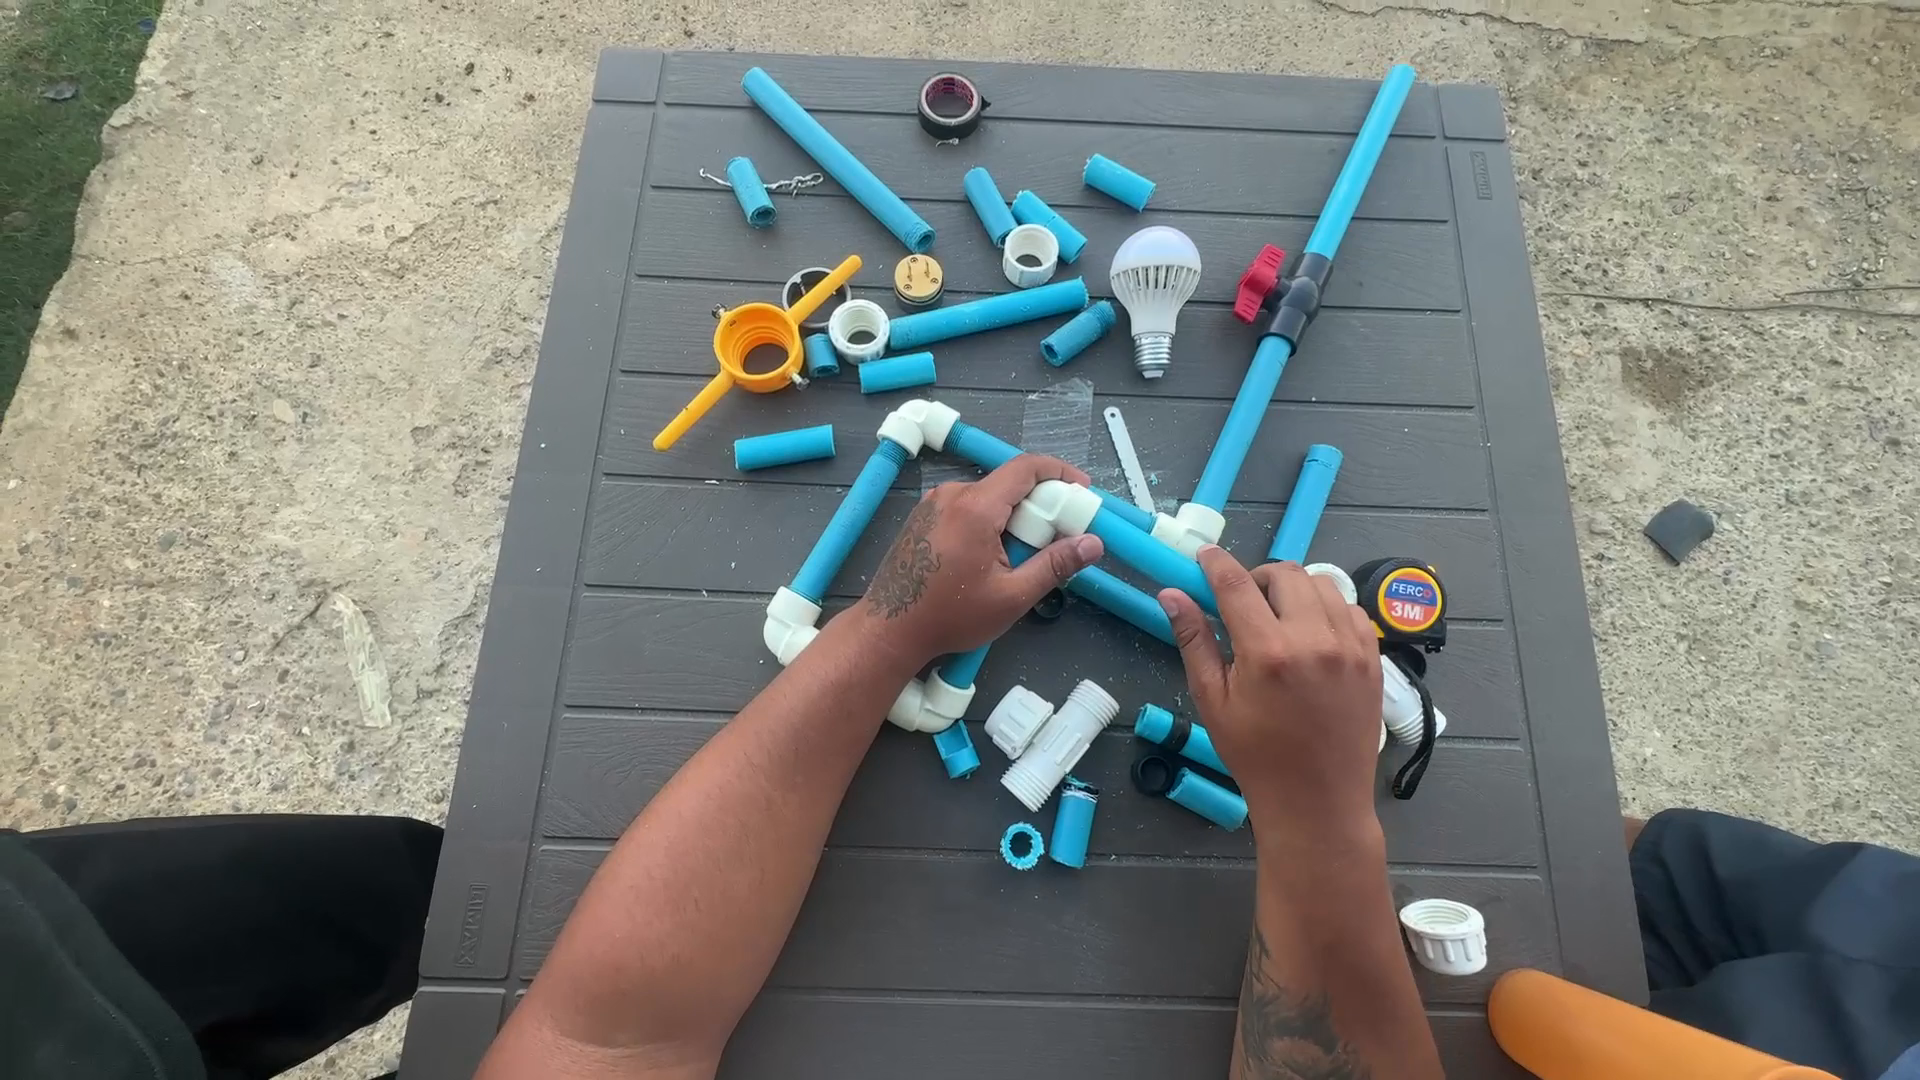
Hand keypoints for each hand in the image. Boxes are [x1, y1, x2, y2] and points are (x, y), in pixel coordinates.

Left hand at [854, 455, 1104, 664]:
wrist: (889, 629)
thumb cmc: (950, 616)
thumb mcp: (1011, 596)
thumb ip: (1054, 565)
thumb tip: (1093, 544)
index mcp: (975, 506)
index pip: (1026, 468)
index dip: (1060, 473)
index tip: (1082, 491)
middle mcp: (952, 495)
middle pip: (1008, 483)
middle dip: (1040, 503)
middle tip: (1059, 534)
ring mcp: (933, 503)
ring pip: (987, 496)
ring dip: (1013, 515)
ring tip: (1026, 551)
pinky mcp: (922, 517)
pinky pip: (966, 506)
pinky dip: (989, 520)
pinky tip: (994, 554)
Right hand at [1158, 550, 1383, 839]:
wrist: (1318, 800)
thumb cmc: (1254, 754)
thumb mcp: (1212, 699)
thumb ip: (1193, 640)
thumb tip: (1171, 595)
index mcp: (1267, 652)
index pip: (1236, 584)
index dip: (1215, 563)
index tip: (1204, 556)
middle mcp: (1314, 640)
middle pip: (1284, 573)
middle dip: (1256, 576)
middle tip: (1241, 601)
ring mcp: (1350, 648)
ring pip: (1322, 584)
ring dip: (1293, 588)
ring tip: (1277, 615)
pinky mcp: (1373, 659)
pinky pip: (1350, 609)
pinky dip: (1326, 607)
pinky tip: (1309, 632)